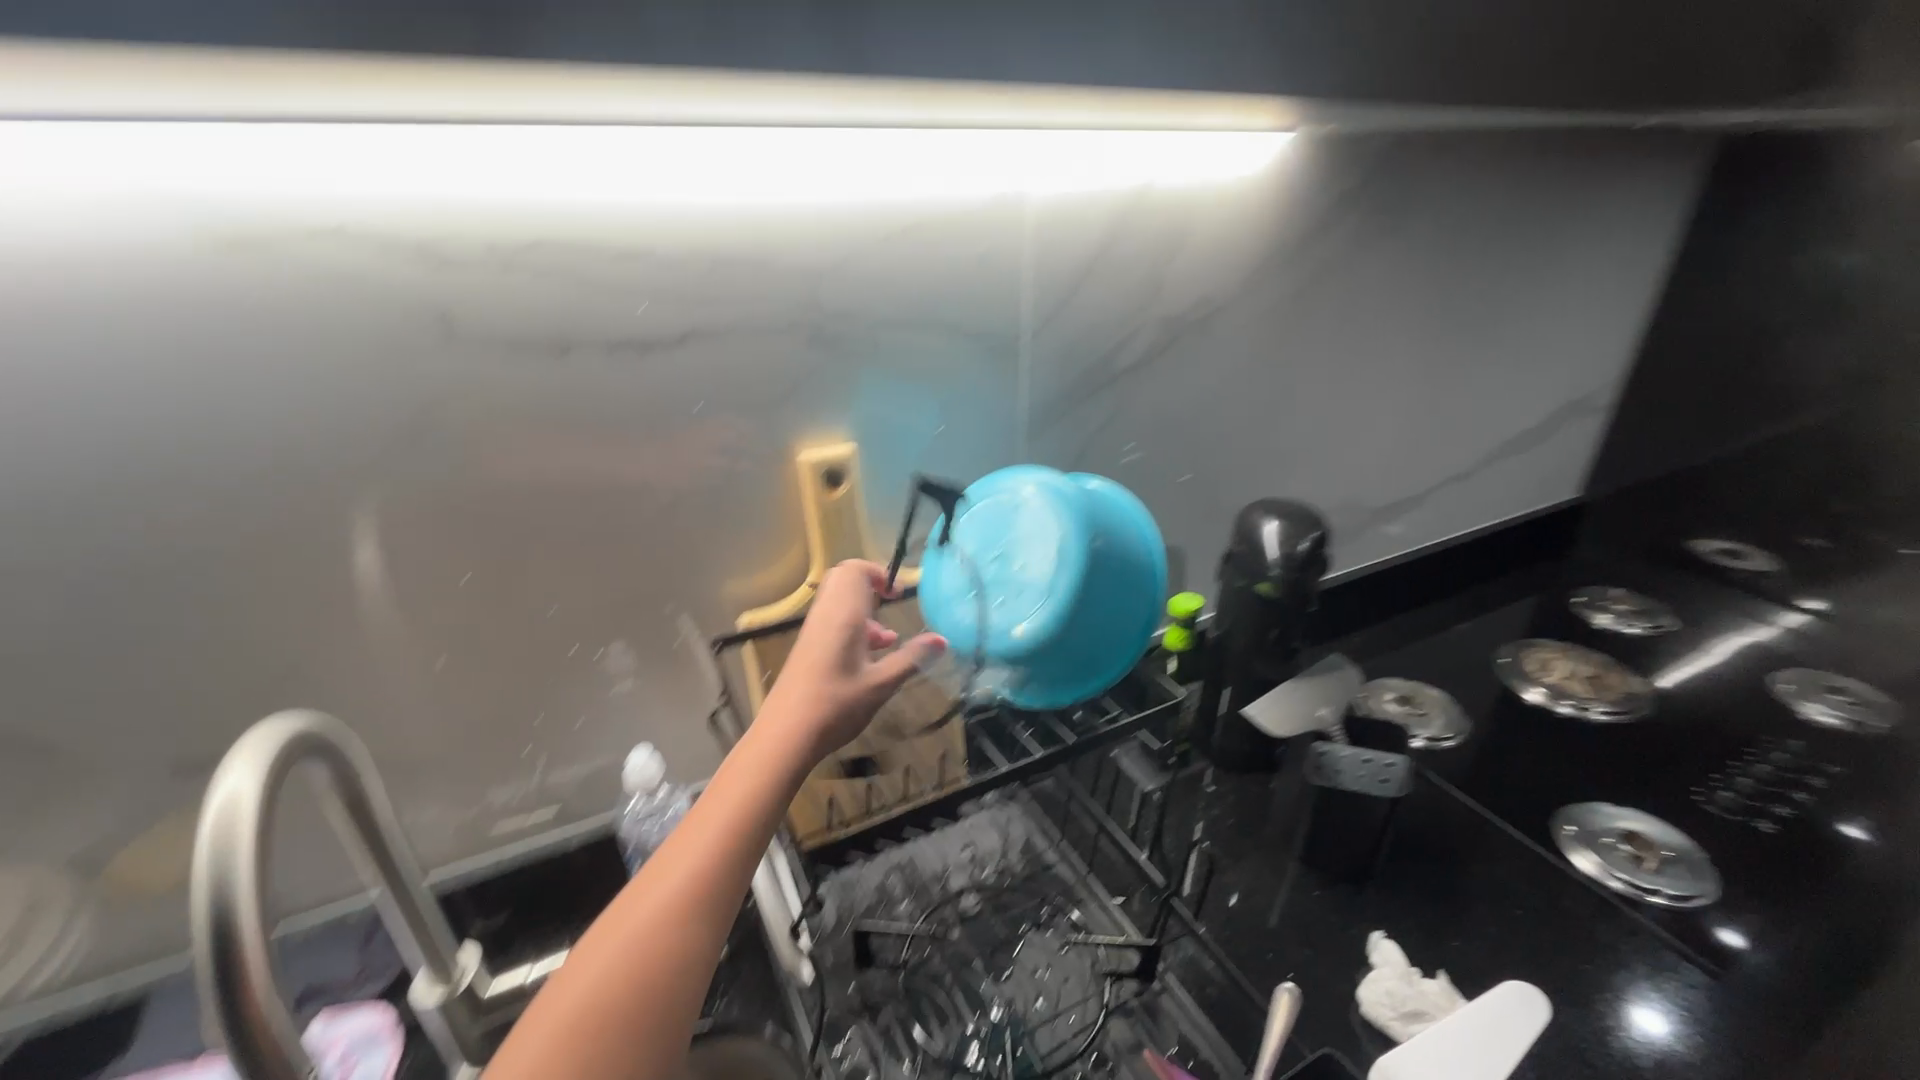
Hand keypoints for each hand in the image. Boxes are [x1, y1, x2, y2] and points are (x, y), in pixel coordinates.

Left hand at [760, 559, 946, 763]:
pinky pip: (833, 624)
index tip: (898, 593)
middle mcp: (826, 615)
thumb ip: (912, 658)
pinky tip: (871, 660)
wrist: (786, 735)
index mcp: (843, 614)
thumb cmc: (837, 705)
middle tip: (891, 606)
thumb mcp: (882, 683)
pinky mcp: (808, 649)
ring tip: (889, 642)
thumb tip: (942, 640)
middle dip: (870, 589)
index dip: (878, 573)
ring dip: (865, 614)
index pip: (854, 570)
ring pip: (839, 605)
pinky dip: (854, 630)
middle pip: (844, 582)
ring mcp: (814, 632)